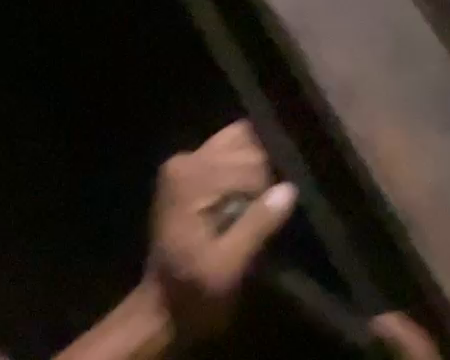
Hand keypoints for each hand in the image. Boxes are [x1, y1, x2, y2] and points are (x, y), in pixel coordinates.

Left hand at [142, 120, 297, 338]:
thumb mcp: (228, 267)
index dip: (266, 190)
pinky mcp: (187, 170)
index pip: (249, 162)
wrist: (160, 308)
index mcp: (191, 178)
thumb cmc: (193, 292)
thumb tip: (289, 189)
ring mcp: (184, 162)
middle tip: (264, 211)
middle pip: (244, 144)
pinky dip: (243, 169)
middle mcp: (185, 159)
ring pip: (238, 141)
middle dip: (262, 174)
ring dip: (254, 169)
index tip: (269, 219)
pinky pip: (227, 151)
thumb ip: (256, 225)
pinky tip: (247, 197)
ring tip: (257, 204)